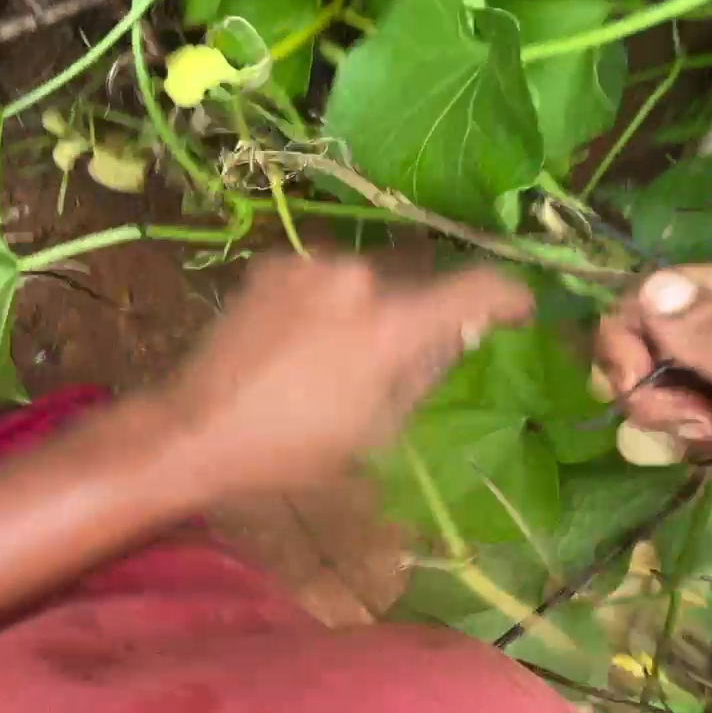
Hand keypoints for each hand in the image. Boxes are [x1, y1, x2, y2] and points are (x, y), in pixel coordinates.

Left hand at [159, 255, 530, 496]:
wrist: (195, 428)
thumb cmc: (289, 449)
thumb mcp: (374, 430)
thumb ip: (423, 373)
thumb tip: (455, 336)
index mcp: (389, 325)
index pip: (475, 288)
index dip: (507, 296)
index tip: (516, 310)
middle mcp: (355, 277)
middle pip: (415, 280)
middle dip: (420, 310)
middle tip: (403, 350)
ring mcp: (308, 264)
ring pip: (366, 275)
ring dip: (368, 303)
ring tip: (335, 351)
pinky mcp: (272, 264)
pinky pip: (321, 275)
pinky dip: (326, 299)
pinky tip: (298, 336)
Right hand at [595, 266, 711, 597]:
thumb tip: (650, 282)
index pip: (669, 287)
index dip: (637, 330)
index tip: (637, 384)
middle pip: (655, 331)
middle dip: (650, 382)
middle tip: (689, 425)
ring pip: (660, 375)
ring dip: (666, 416)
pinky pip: (677, 409)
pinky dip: (683, 436)